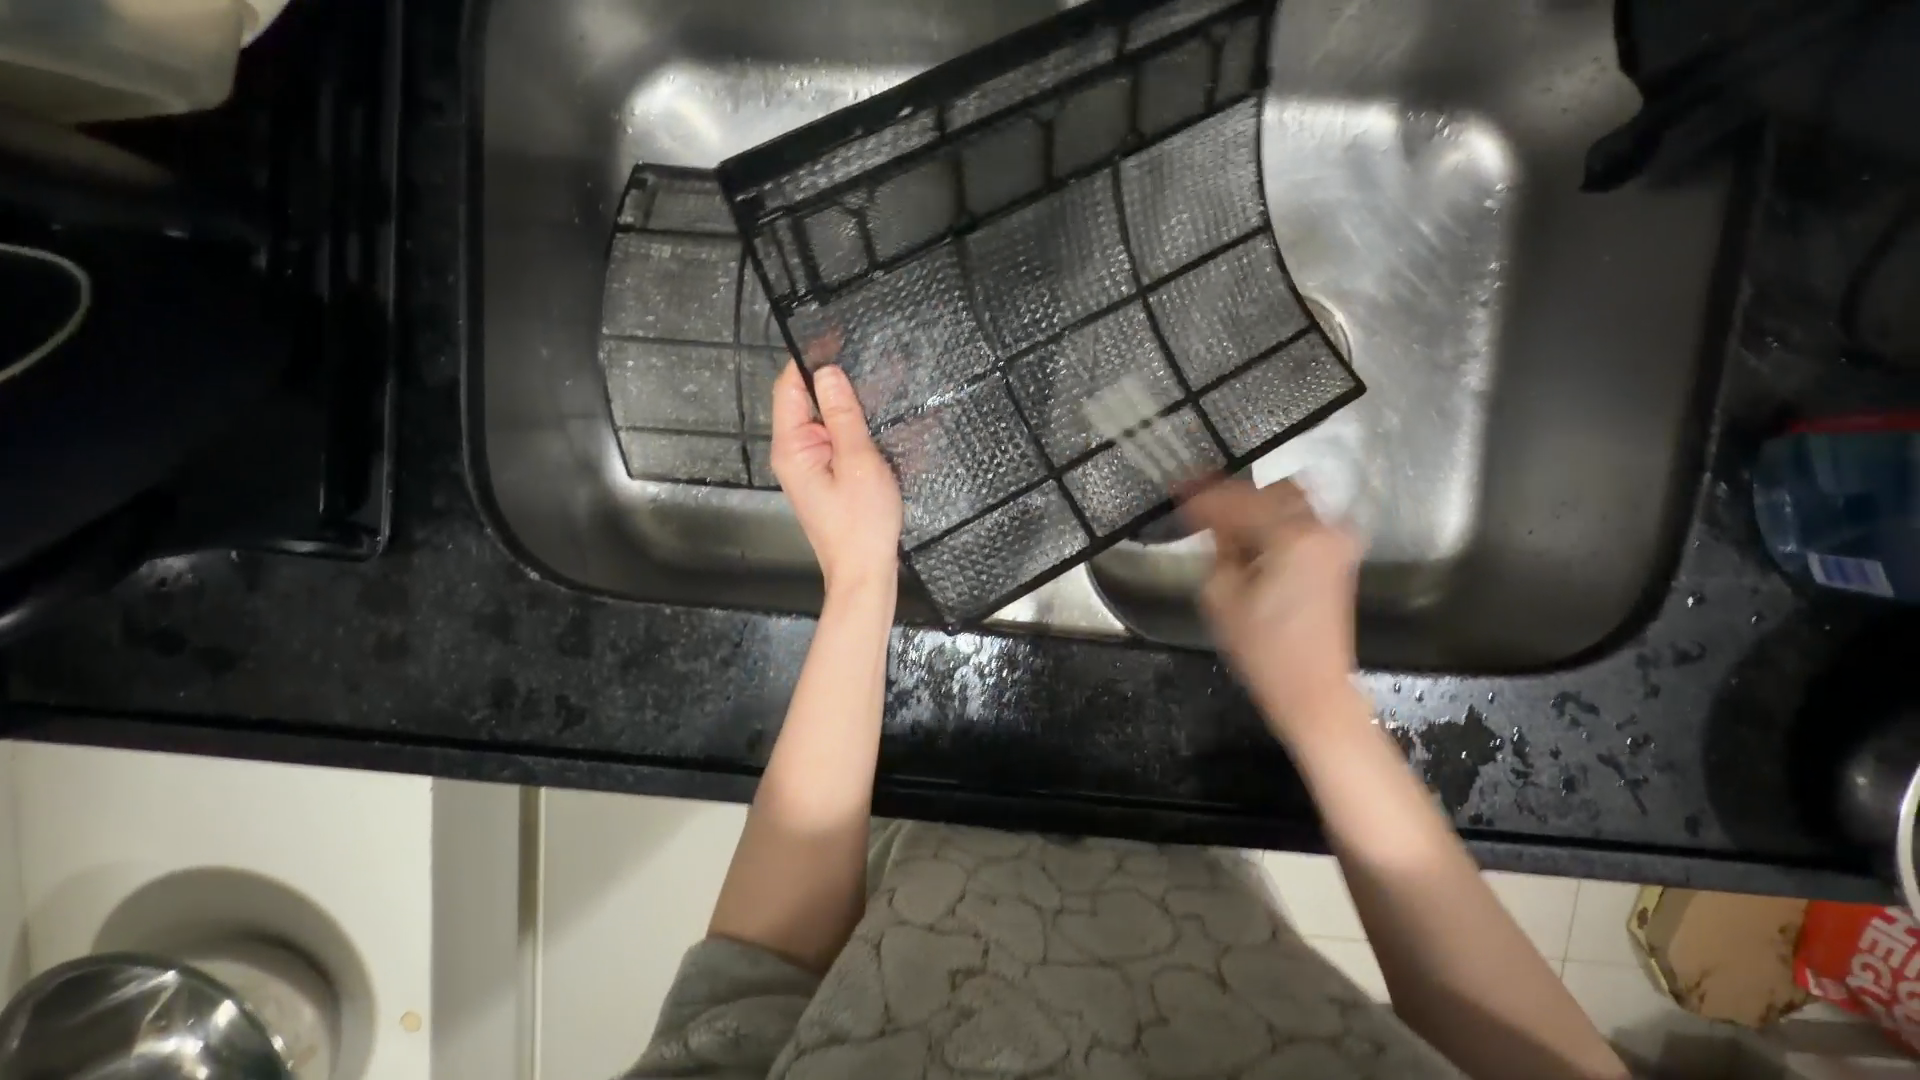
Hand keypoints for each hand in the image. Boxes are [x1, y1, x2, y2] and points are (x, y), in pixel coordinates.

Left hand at [771, 362, 902, 596]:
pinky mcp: (825, 476)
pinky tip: (875, 423)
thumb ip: (842, 415)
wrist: (863, 571)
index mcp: (792, 447)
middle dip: (834, 381)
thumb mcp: (857, 460)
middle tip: (868, 362)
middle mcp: (794, 453)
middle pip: (805, 401)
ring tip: (879, 386)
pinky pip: (834, 441)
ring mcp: (809, 465)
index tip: (838, 339)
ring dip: (847, 405)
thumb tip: (828, 373)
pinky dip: (852, 428)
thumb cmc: (861, 523)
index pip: (789, 387)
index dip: (810, 361)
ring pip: (823, 420)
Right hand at [1181, 478, 1364, 744]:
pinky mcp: (1338, 557)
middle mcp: (1320, 529)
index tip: (1178, 490)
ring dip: (1257, 507)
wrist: (1313, 689)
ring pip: (1291, 501)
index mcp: (1290, 536)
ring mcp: (1335, 542)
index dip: (1202, 496)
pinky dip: (1277, 522)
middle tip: (1202, 509)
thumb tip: (1216, 526)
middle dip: (1233, 497)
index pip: (1237, 501)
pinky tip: (1252, 540)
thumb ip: (1219, 549)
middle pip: (1270, 491)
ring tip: (1227, 526)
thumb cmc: (1264, 650)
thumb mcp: (1222, 597)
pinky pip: (1303, 522)